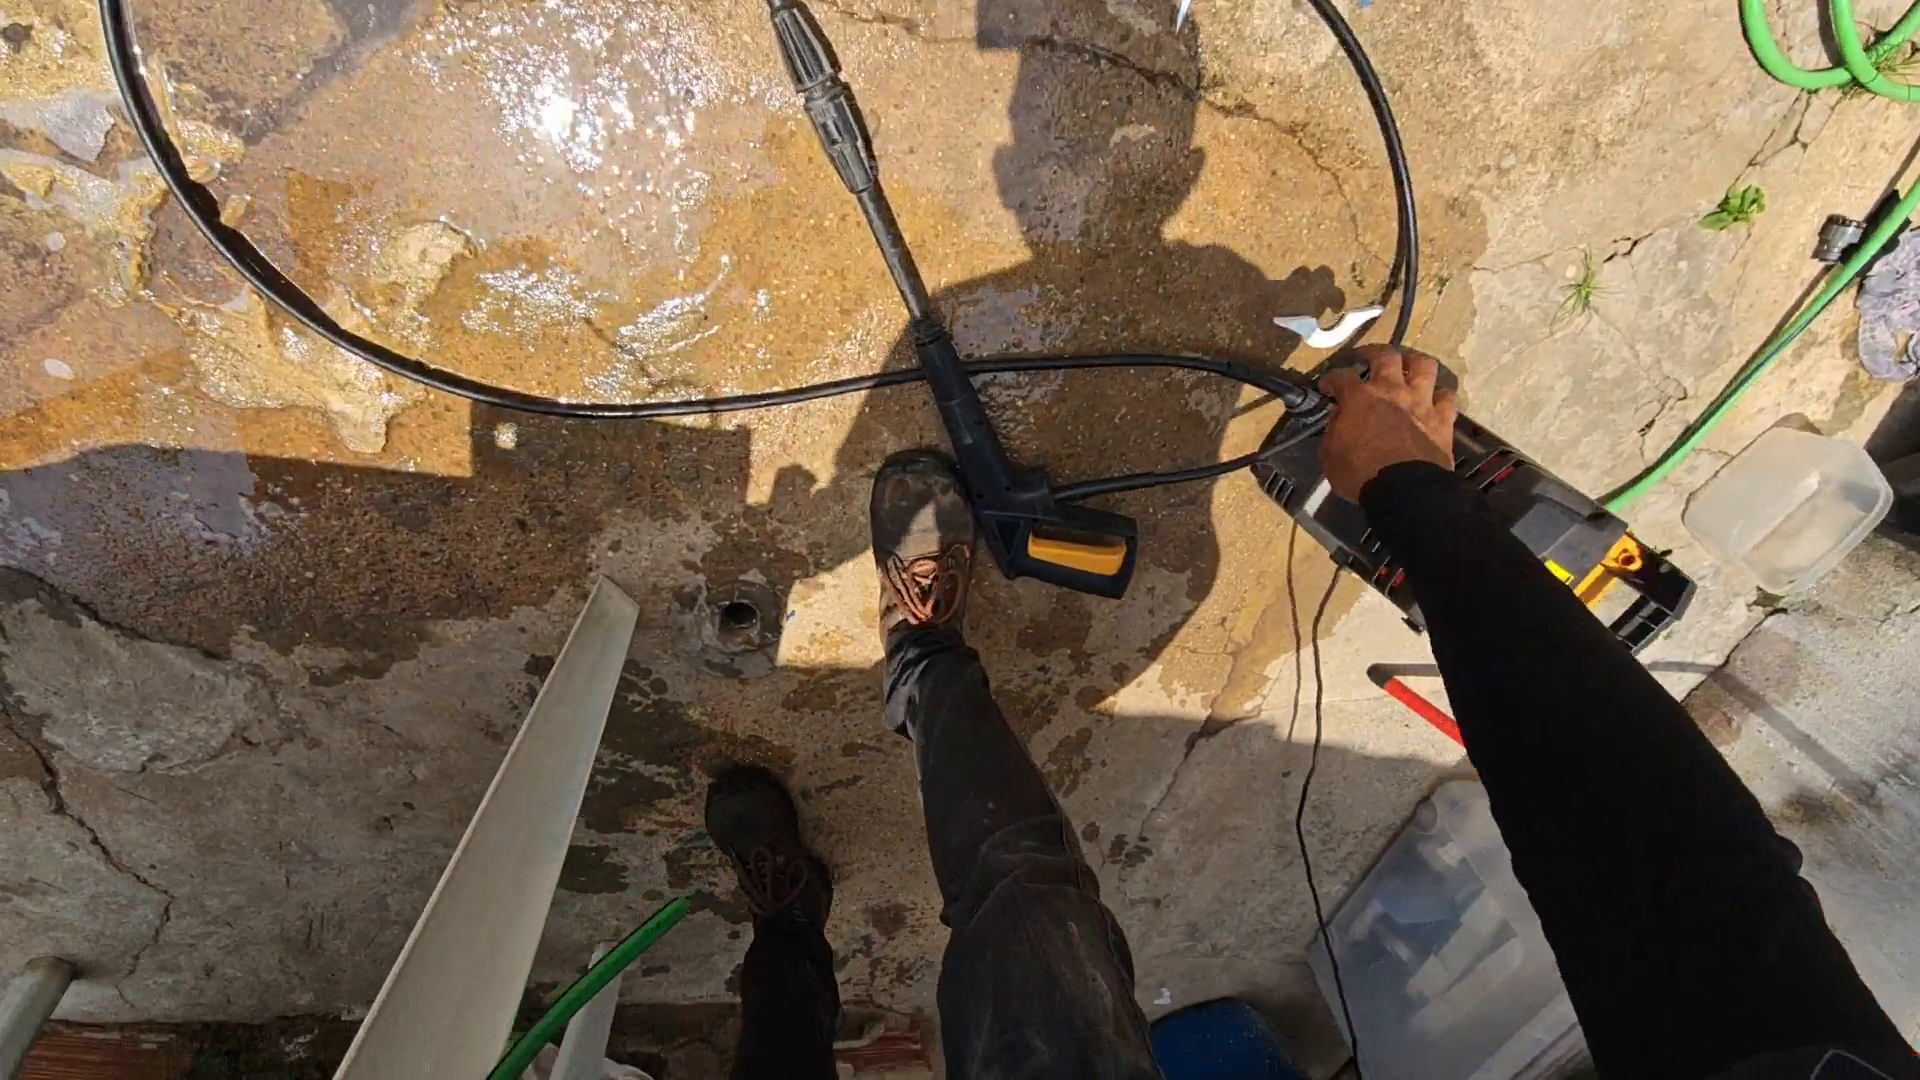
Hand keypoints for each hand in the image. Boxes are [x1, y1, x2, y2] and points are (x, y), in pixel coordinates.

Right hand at [1317, 344, 1458, 501]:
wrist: (1404, 489)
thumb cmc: (1359, 473)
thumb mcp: (1329, 454)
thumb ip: (1333, 430)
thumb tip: (1339, 417)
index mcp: (1359, 399)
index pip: (1341, 376)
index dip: (1331, 378)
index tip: (1326, 385)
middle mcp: (1392, 390)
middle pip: (1385, 356)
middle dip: (1373, 353)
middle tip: (1367, 358)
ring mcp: (1421, 401)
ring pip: (1424, 365)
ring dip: (1414, 363)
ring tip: (1407, 367)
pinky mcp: (1443, 418)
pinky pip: (1447, 396)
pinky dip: (1439, 395)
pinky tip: (1434, 398)